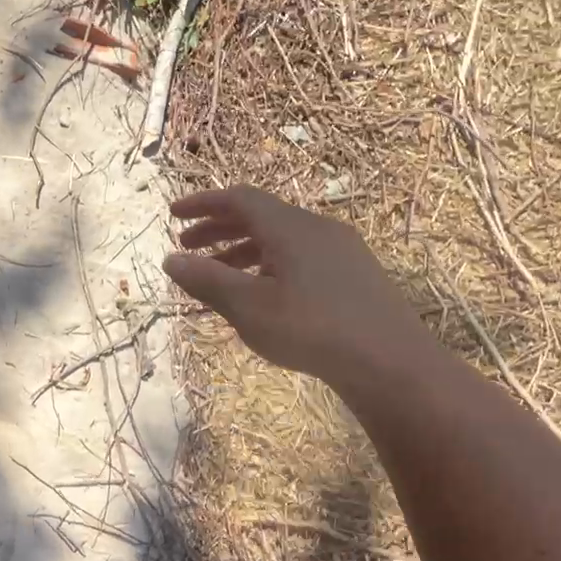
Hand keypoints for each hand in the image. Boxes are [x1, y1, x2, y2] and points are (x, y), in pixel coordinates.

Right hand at [162, 185, 437, 386]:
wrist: (389, 360)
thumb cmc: (310, 329)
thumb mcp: (247, 307)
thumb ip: (206, 280)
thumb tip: (171, 260)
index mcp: (290, 229)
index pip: (240, 200)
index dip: (203, 203)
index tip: (173, 214)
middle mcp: (317, 229)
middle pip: (260, 216)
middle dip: (217, 228)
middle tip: (186, 246)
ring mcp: (339, 250)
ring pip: (279, 238)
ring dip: (240, 249)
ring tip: (215, 273)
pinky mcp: (351, 273)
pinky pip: (297, 255)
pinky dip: (265, 262)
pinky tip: (257, 291)